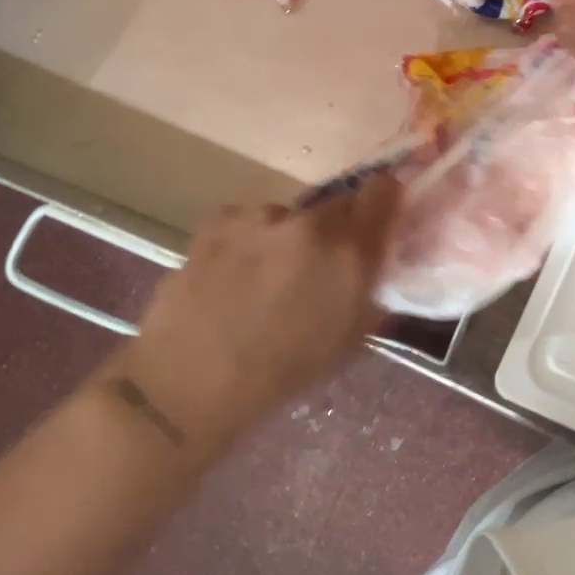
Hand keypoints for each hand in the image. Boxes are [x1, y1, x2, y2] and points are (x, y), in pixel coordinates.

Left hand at [104, 177, 401, 452]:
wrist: (190, 384)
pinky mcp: (220, 219)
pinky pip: (247, 221)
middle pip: (337, 205)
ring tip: (263, 279)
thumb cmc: (282, 373)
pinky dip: (247, 240)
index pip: (384, 191)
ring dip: (287, 238)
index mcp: (352, 252)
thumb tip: (376, 265)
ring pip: (290, 216)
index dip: (384, 201)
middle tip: (316, 269)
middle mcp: (313, 223)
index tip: (377, 220)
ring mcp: (263, 217)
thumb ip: (370, 290)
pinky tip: (231, 274)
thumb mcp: (350, 340)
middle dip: (334, 232)